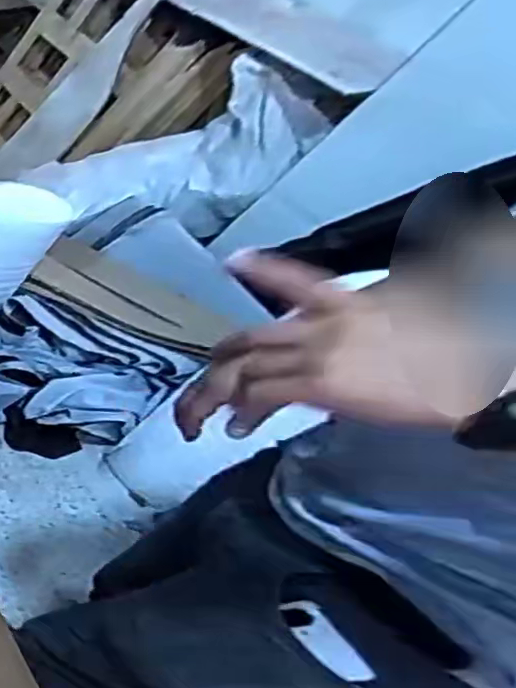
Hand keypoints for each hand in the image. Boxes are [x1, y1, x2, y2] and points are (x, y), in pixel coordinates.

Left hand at [175, 250, 510, 439]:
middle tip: (204, 382)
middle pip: (244, 340)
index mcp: (353, 304)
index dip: (263, 269)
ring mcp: (321, 354)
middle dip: (216, 362)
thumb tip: (330, 337)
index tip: (234, 259)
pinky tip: (238, 428)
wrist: (497, 380)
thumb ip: (363, 323)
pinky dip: (242, 413)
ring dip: (209, 396)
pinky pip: (258, 396)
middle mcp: (327, 325)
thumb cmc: (462, 355)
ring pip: (239, 370)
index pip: (299, 281)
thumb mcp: (414, 320)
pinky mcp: (321, 384)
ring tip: (201, 416)